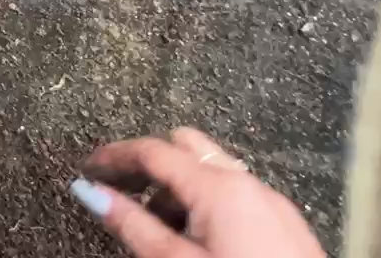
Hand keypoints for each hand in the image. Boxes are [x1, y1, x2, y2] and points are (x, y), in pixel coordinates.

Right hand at [71, 128, 325, 257]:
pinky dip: (209, 200)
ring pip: (214, 169)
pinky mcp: (293, 228)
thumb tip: (87, 190)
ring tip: (163, 224)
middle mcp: (248, 184)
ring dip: (180, 184)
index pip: (151, 150)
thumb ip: (131, 222)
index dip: (114, 156)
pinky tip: (203, 237)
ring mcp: (275, 205)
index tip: (88, 169)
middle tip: (127, 190)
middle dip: (152, 162)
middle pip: (186, 144)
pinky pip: (239, 193)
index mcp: (218, 187)